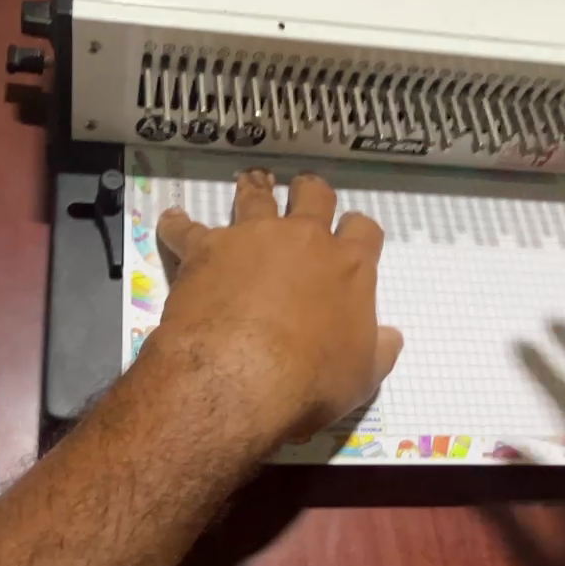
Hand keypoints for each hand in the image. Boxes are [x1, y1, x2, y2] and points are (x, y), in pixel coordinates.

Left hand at [148, 170, 402, 447]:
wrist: (241, 374)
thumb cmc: (311, 381)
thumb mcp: (361, 377)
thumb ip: (378, 350)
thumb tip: (391, 336)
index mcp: (349, 268)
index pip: (364, 230)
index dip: (358, 231)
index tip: (351, 236)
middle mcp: (304, 239)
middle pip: (313, 195)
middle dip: (310, 193)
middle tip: (302, 195)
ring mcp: (253, 237)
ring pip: (256, 196)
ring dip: (254, 188)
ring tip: (251, 183)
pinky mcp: (206, 248)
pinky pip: (186, 227)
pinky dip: (178, 225)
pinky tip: (173, 222)